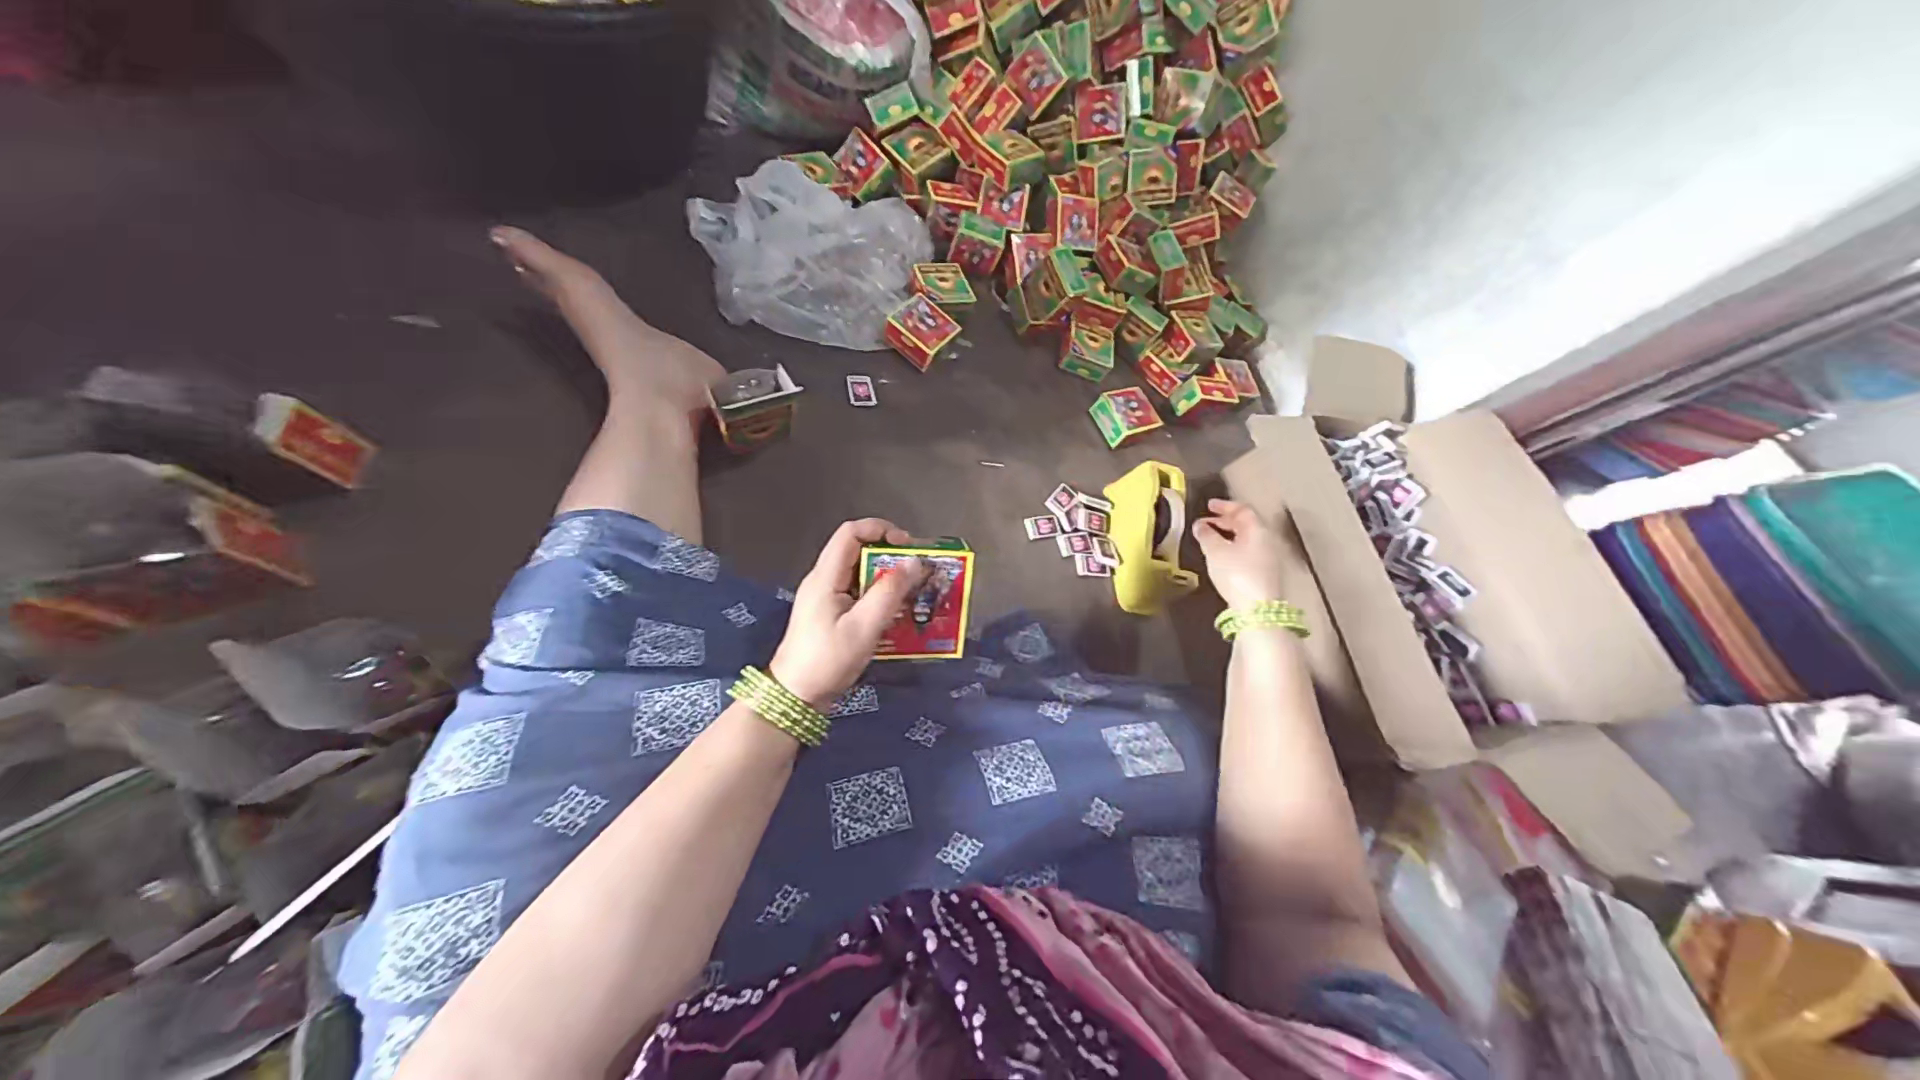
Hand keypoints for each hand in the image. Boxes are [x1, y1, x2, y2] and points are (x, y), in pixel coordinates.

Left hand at [769, 519, 930, 707]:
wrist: (795, 696)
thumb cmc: (828, 660)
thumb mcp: (864, 627)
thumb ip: (890, 593)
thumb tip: (914, 562)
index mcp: (825, 576)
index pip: (851, 532)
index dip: (880, 529)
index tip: (907, 546)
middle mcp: (823, 580)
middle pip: (858, 551)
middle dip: (890, 556)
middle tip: (917, 573)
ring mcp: (825, 598)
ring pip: (860, 574)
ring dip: (887, 578)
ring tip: (914, 593)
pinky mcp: (830, 614)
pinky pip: (858, 593)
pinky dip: (879, 596)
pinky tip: (896, 614)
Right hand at [1193, 499, 1288, 610]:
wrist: (1256, 609)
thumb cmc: (1236, 574)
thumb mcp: (1215, 551)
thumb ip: (1206, 535)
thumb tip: (1200, 525)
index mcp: (1257, 530)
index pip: (1242, 510)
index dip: (1224, 506)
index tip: (1209, 505)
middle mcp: (1266, 540)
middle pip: (1246, 524)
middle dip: (1224, 521)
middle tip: (1205, 522)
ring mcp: (1268, 558)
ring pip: (1246, 539)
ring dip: (1228, 535)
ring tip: (1210, 539)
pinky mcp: (1265, 573)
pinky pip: (1247, 552)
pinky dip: (1233, 548)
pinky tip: (1221, 556)